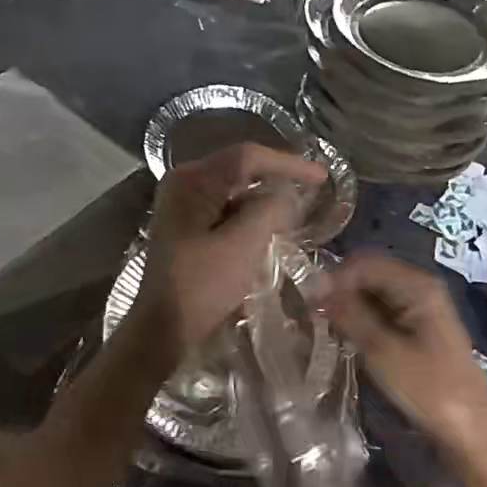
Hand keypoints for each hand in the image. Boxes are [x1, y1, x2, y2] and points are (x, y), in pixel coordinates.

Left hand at [132, 143, 327, 356]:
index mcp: (193, 181)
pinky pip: (227, 211)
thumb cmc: (202, 285)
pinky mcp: (187, 229)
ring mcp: (183, 207)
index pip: (248, 157)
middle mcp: (184, 185)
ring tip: (296, 214)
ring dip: (265, 203)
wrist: (164, 330)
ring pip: (235, 193)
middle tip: (312, 192)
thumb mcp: (244, 245)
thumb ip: (271, 210)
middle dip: (277, 181)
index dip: (289, 163)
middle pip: (241, 171)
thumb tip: (288, 197)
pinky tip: (269, 232)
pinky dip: (250, 218)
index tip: (322, 177)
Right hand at [320, 252, 486, 449]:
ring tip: (325, 328)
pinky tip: (347, 338)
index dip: (334, 278)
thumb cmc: (429, 388)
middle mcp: (420, 288)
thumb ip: (350, 315)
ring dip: (350, 307)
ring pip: (374, 295)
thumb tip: (317, 287)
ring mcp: (421, 308)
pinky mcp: (418, 328)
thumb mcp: (383, 351)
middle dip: (341, 291)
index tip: (307, 302)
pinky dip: (363, 321)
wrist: (470, 427)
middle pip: (370, 275)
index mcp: (417, 285)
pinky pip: (383, 312)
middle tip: (313, 316)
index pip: (364, 263)